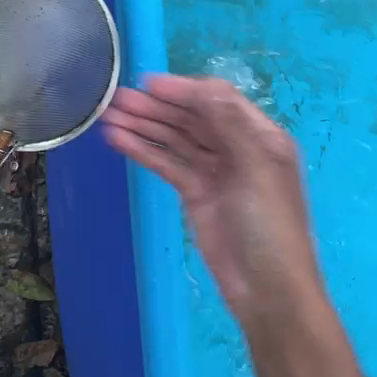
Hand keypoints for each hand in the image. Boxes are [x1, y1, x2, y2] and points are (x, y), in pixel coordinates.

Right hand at [102, 75, 319, 319]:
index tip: (146, 84)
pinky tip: (118, 141)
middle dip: (154, 107)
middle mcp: (236, 146)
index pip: (216, 101)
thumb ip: (228, 123)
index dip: (182, 90)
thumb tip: (199, 85)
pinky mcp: (194, 192)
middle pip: (190, 118)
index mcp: (260, 135)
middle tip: (114, 97)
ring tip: (106, 115)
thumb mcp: (255, 168)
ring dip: (142, 126)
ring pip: (174, 139)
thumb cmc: (271, 226)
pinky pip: (166, 164)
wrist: (268, 291)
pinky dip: (143, 151)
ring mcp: (213, 170)